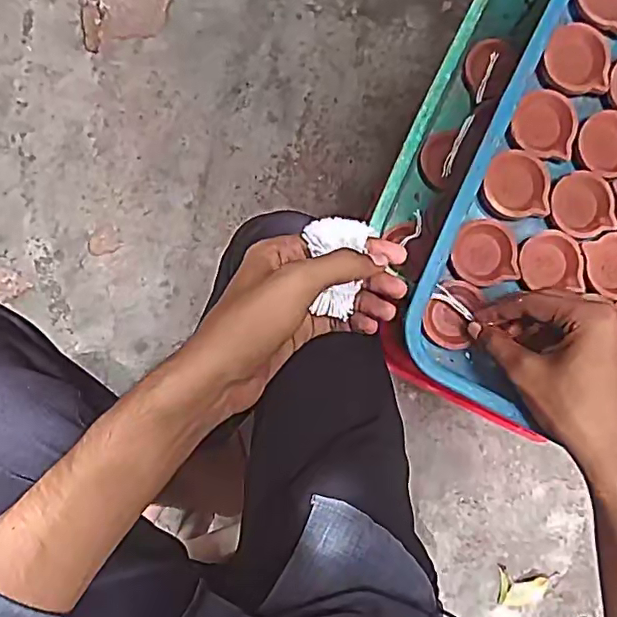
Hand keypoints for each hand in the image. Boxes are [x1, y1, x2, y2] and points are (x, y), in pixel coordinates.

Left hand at [166, 234, 407, 418]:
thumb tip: (368, 257)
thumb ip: (337, 265)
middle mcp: (284, 276)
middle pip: (340, 268)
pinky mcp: (295, 331)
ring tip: (386, 308)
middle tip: (395, 286)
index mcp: (279, 253)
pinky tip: (367, 324)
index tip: (392, 255)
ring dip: (366, 300)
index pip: (332, 241)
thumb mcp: (295, 283)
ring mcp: (291, 305)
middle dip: (371, 276)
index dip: (365, 246)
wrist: (222, 375)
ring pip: (339, 295)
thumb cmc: (241, 329)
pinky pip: (333, 319)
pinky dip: (353, 320)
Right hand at [470, 291, 616, 465]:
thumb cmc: (579, 415)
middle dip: (515, 318)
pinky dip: (548, 338)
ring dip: (530, 328)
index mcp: (592, 315)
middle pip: (549, 304)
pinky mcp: (611, 348)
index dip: (499, 310)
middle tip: (488, 329)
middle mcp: (609, 316)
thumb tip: (481, 329)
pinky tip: (528, 351)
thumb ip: (498, 344)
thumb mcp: (526, 373)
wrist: (610, 450)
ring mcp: (613, 332)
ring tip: (505, 343)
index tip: (479, 319)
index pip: (534, 300)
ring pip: (560, 317)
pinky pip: (573, 331)